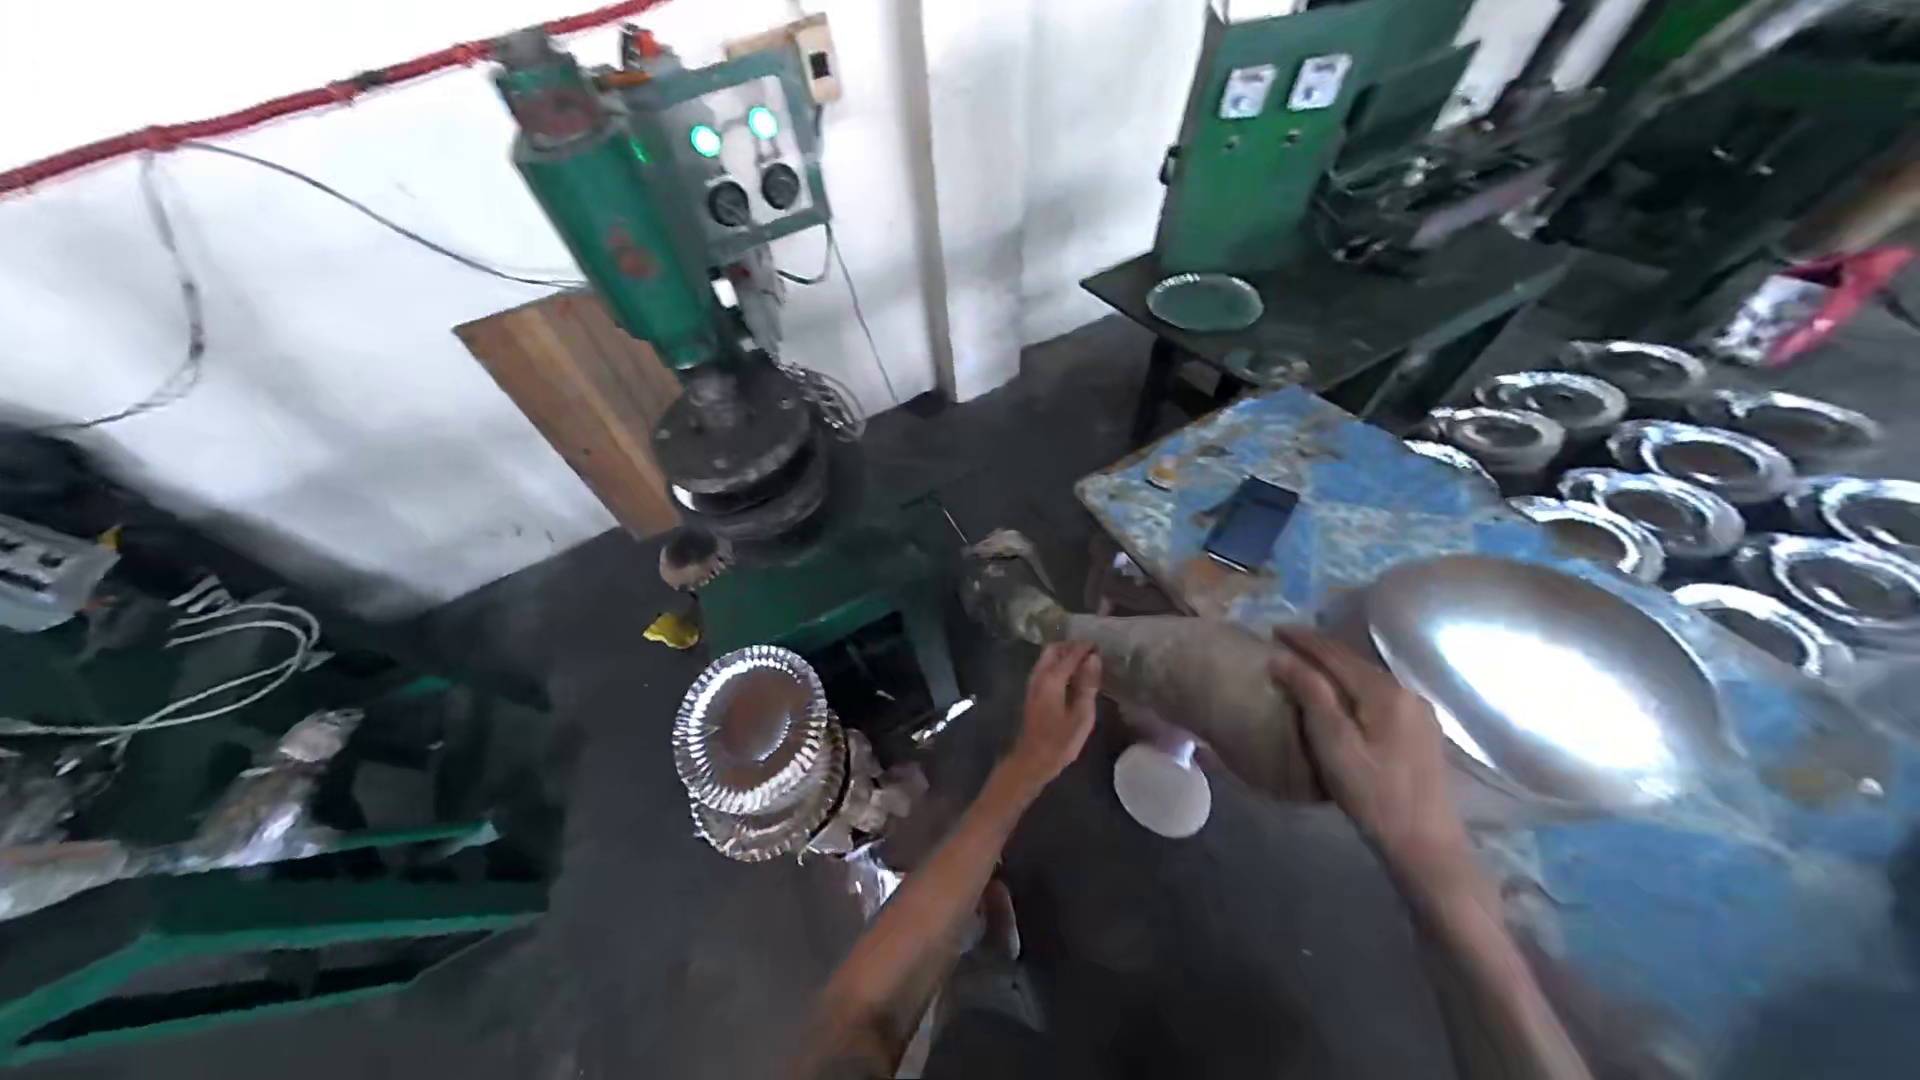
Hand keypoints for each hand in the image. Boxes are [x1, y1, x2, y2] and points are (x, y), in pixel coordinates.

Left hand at [1006, 642, 1102, 789]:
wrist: (1032, 760)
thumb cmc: (1059, 741)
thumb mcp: (1081, 715)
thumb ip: (1087, 684)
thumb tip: (1094, 658)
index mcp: (1051, 679)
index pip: (1070, 653)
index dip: (1085, 647)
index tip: (1101, 646)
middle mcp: (1039, 676)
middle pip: (1053, 649)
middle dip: (1072, 646)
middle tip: (1092, 652)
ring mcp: (1033, 683)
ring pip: (1048, 658)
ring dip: (1065, 654)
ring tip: (1086, 662)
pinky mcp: (1033, 692)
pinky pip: (1046, 668)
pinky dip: (1059, 664)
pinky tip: (1074, 676)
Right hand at [1267, 626, 1472, 890]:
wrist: (1426, 844)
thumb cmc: (1372, 794)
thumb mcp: (1333, 743)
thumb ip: (1310, 694)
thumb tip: (1281, 656)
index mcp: (1384, 691)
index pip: (1336, 653)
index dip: (1304, 639)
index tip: (1274, 628)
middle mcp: (1406, 692)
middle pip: (1354, 661)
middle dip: (1319, 649)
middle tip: (1286, 643)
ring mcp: (1418, 711)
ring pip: (1367, 676)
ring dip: (1335, 667)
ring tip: (1306, 664)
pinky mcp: (1421, 730)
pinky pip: (1378, 692)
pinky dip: (1352, 684)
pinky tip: (1340, 693)